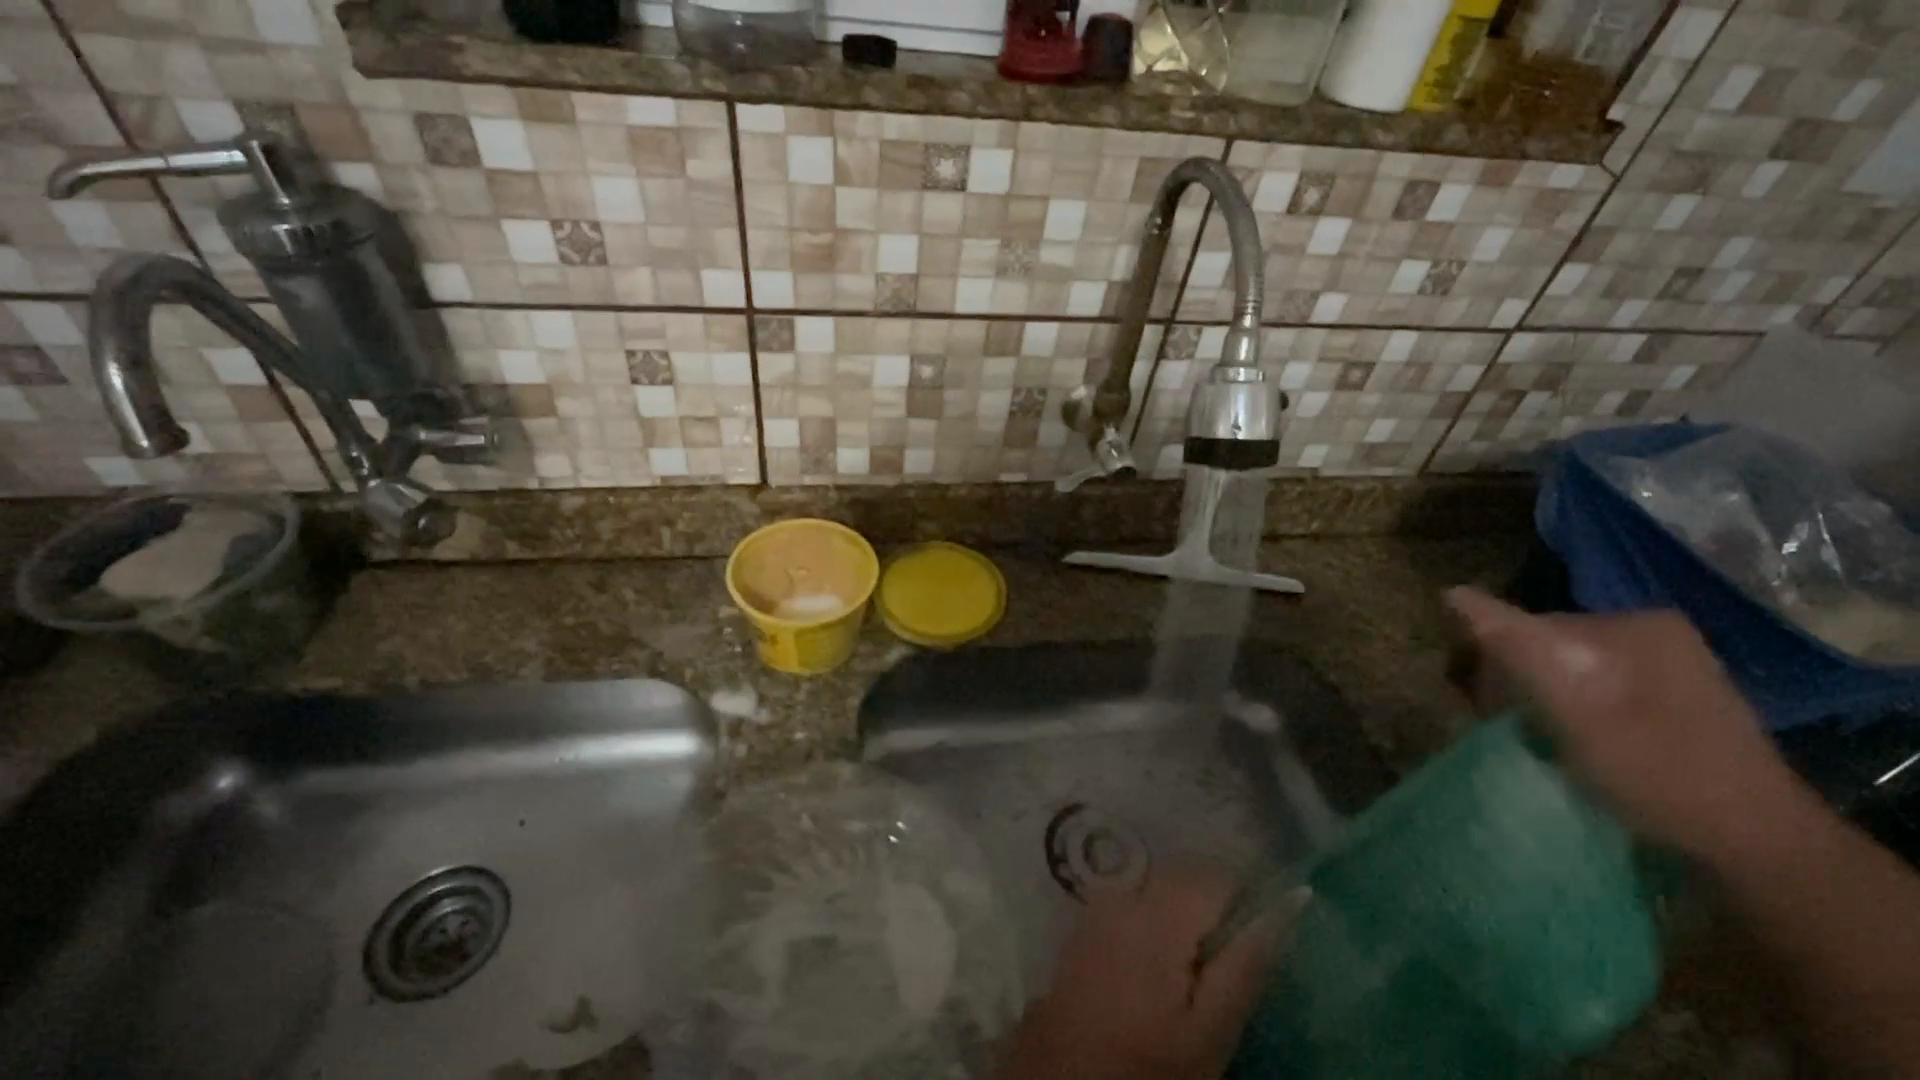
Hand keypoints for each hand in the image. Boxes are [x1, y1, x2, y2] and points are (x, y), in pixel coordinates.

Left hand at [995, 868, 1298, 1079]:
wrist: (1066, 1079)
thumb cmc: (1148, 1063)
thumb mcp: (1211, 1029)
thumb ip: (1247, 962)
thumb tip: (1290, 901)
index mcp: (1160, 914)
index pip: (1216, 872)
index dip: (1245, 895)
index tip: (1254, 933)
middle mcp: (1125, 896)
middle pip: (1182, 872)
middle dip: (1212, 899)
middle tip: (1225, 952)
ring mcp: (1098, 908)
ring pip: (1155, 884)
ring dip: (1181, 908)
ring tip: (1194, 961)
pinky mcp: (1083, 926)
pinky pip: (1130, 900)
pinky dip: (1152, 918)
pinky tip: (1156, 962)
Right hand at [1448, 587, 1801, 859]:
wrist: (1757, 845)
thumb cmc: (1655, 772)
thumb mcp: (1571, 709)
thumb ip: (1516, 647)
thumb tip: (1454, 593)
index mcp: (1634, 624)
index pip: (1531, 627)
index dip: (1493, 663)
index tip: (1475, 705)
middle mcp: (1655, 633)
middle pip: (1553, 647)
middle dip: (1518, 681)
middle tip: (1501, 728)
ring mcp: (1674, 668)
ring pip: (1576, 672)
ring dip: (1545, 701)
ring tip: (1537, 743)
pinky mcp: (1681, 702)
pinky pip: (1603, 692)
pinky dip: (1577, 713)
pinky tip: (1577, 749)